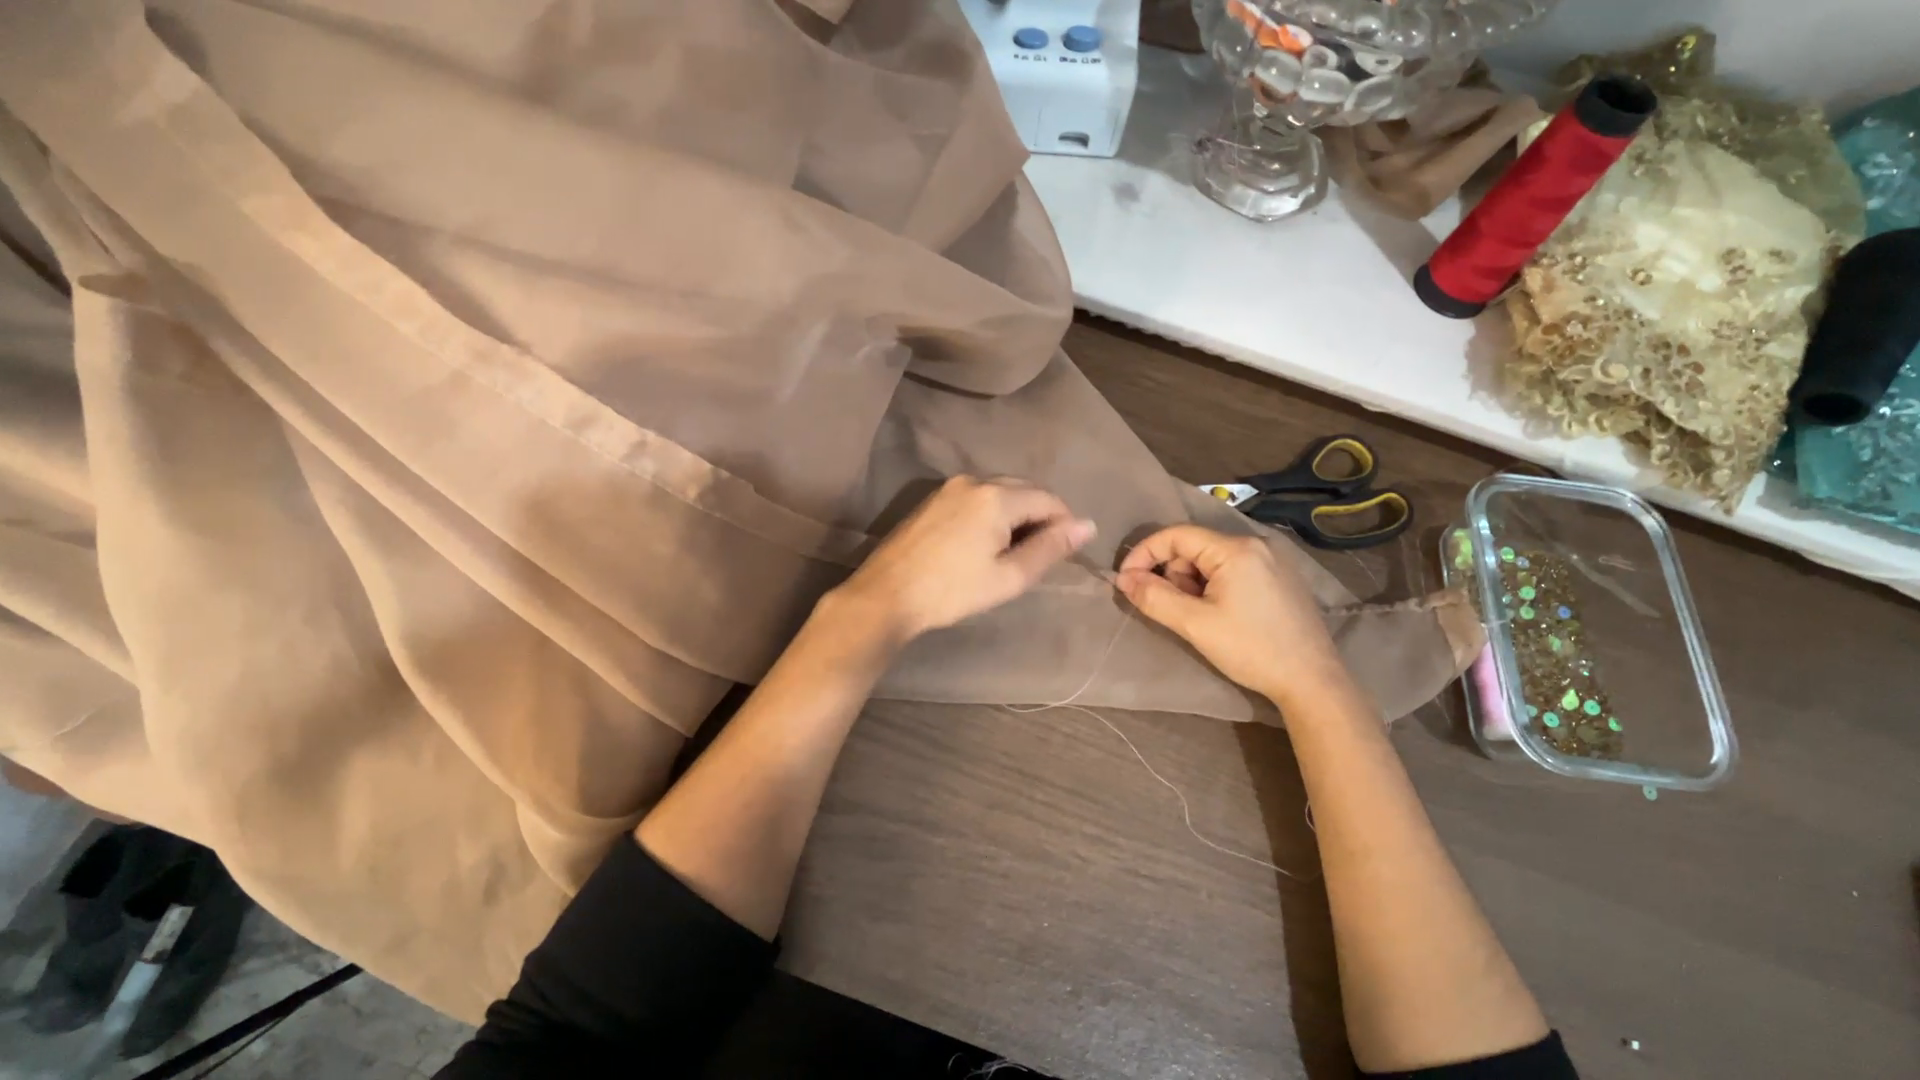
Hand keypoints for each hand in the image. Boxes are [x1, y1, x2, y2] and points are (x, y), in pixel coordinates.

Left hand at [832, 476, 1095, 644]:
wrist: (886, 595)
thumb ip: (1050, 548)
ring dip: (1015, 516)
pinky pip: (976, 498)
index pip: (1048, 499)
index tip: (1064, 554)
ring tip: (1013, 553)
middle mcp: (974, 480)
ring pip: (999, 493)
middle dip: (1040, 517)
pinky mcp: (932, 500)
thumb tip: (1087, 525)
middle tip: (1039, 557)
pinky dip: (991, 515)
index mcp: (997, 496)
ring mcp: (949, 488)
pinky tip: (984, 545)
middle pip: (1024, 490)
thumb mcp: (1009, 576)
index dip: (1064, 524)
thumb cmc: (952, 591)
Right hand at [1115, 524, 1346, 707]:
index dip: (1144, 554)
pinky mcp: (1280, 577)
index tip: (1126, 582)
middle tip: (1173, 610)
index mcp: (1236, 549)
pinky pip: (1233, 570)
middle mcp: (1256, 544)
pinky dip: (1214, 587)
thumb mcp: (1195, 625)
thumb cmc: (1251, 649)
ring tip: (1199, 618)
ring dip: (1193, 583)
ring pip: (1212, 560)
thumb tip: (1122, 579)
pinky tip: (1220, 616)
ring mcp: (1272, 560)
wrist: (1311, 680)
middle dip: (1172, 574)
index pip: (1176, 535)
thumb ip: (1155, 597)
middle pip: (1194, 547)